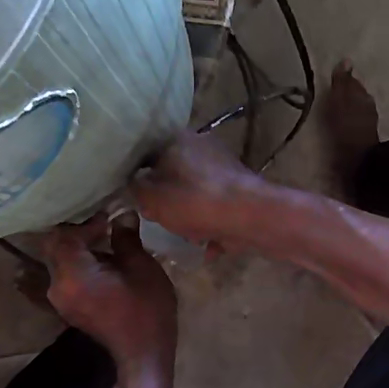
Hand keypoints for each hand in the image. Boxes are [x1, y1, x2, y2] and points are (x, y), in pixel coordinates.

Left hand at [44, 216, 177, 378]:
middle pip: (54, 248)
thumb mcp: (142, 269)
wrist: (144, 355)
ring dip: (75, 250)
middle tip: (101, 227)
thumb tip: (123, 216)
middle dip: (75, 233)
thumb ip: (126, 239)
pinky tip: (98, 265)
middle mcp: (57, 285)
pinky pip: (63, 279)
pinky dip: (76, 267)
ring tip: (102, 244)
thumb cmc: (146, 311)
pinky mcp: (68, 309)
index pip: (66, 235)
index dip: (86, 223)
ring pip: (57, 263)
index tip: (109, 219)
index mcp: (72, 273)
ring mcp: (60, 300)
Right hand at [130, 131, 284, 250]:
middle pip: (175, 176)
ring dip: (193, 218)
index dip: (139, 177)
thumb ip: (137, 191)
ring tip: (189, 238)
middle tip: (162, 221)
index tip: (135, 198)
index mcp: (179, 140)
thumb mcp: (152, 198)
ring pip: (199, 196)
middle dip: (169, 202)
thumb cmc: (196, 203)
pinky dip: (215, 228)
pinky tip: (211, 248)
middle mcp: (204, 149)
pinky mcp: (244, 194)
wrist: (252, 217)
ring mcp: (227, 171)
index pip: (149, 153)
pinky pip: (220, 211)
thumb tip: (135, 186)